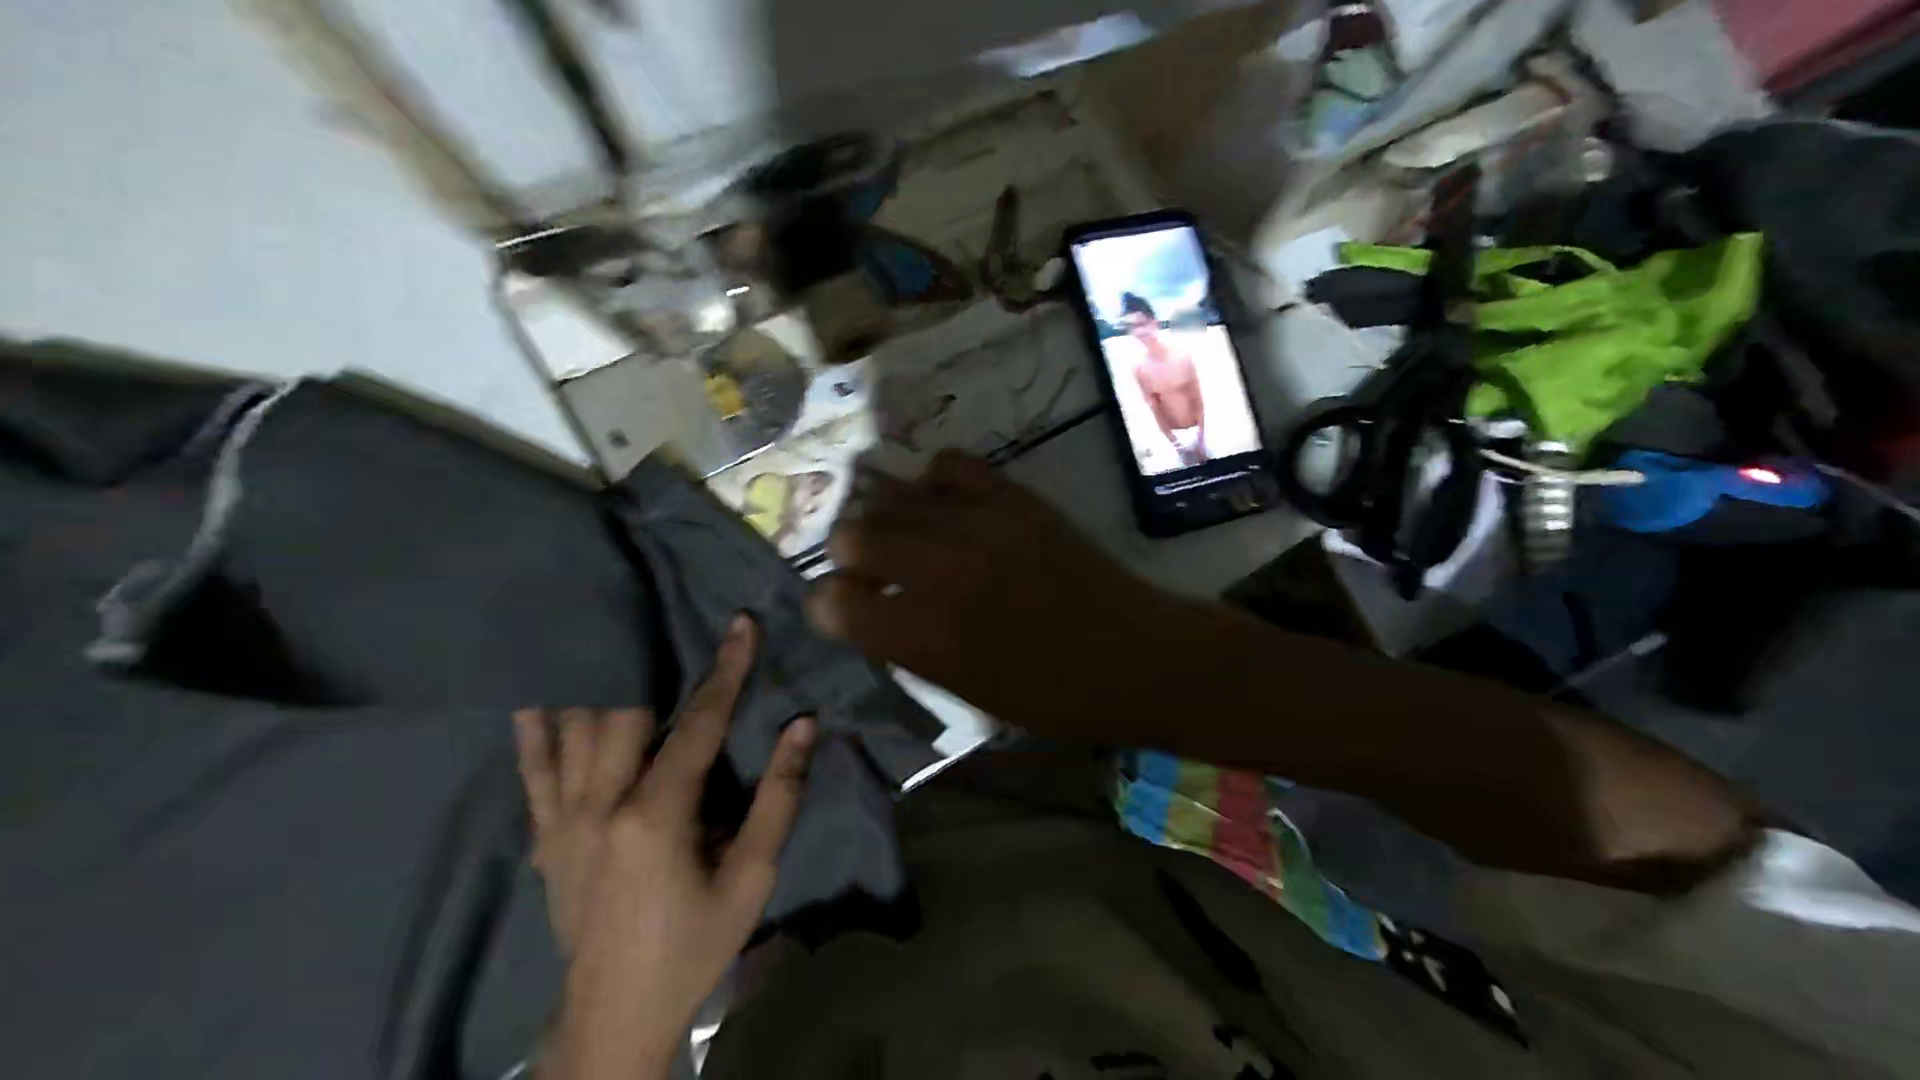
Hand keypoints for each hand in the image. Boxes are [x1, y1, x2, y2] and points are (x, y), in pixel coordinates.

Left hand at [512, 616, 815, 1079]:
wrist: (617, 1012)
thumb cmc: (695, 942)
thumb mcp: (752, 876)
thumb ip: (779, 796)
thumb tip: (803, 726)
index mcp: (656, 813)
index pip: (698, 721)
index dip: (726, 669)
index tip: (742, 623)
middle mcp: (600, 804)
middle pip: (624, 710)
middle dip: (648, 657)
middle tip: (661, 611)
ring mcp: (562, 820)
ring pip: (573, 729)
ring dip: (592, 680)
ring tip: (603, 633)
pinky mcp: (545, 837)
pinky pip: (532, 771)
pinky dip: (534, 730)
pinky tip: (535, 694)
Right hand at [807, 451, 1186, 736]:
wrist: (1134, 656)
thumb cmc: (1048, 694)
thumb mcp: (963, 688)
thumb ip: (903, 644)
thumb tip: (859, 606)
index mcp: (926, 636)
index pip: (838, 604)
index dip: (828, 603)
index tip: (836, 603)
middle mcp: (942, 572)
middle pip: (857, 536)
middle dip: (847, 552)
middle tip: (861, 564)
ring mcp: (979, 525)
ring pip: (895, 498)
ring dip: (881, 515)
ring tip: (893, 529)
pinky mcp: (1014, 497)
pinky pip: (949, 465)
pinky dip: (931, 481)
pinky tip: (939, 502)